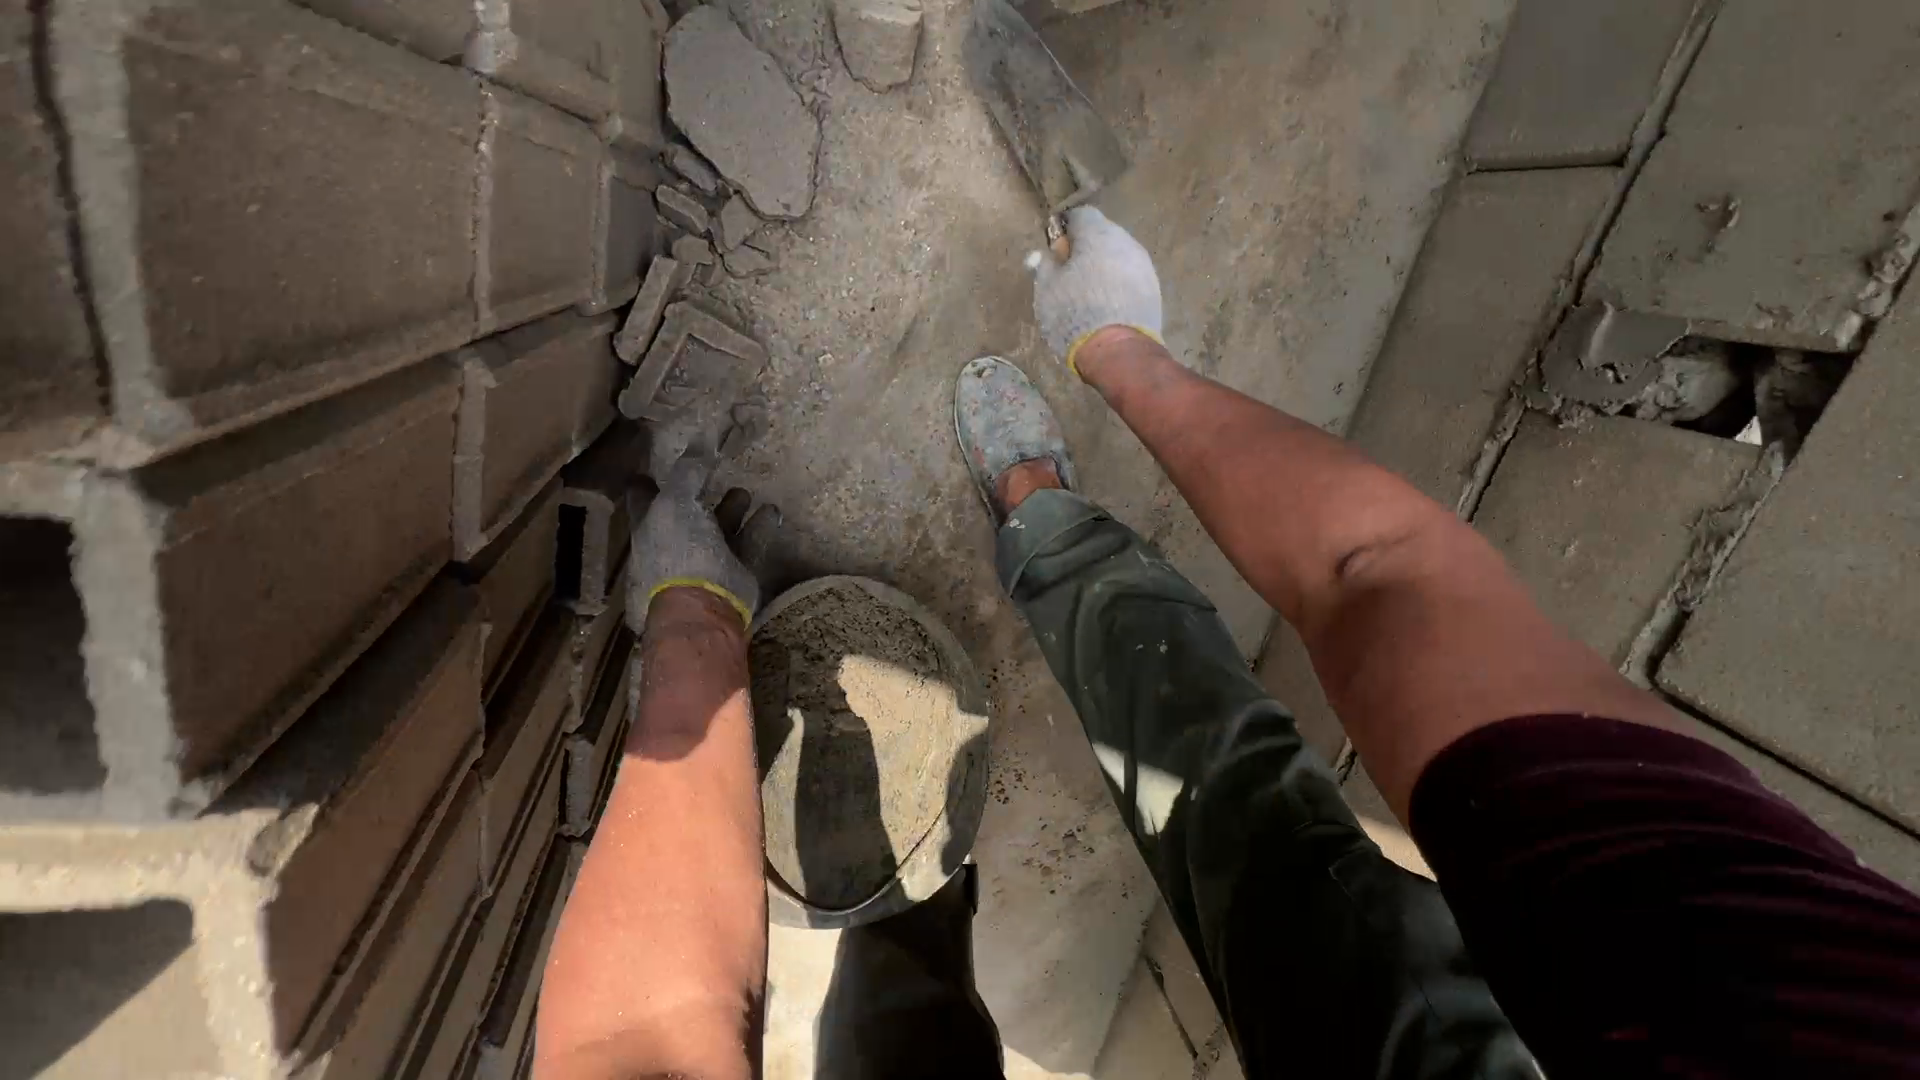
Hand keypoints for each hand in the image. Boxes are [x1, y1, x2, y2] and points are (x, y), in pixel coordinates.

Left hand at [629, 450, 762, 628]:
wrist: (703, 605)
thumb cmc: (678, 551)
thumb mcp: (676, 503)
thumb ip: (688, 472)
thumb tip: (700, 440)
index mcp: (651, 526)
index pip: (644, 497)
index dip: (650, 480)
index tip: (658, 463)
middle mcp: (675, 542)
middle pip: (687, 512)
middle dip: (700, 492)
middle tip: (714, 471)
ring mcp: (705, 560)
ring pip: (721, 528)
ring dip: (733, 509)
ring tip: (746, 491)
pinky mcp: (734, 572)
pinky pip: (749, 544)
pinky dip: (760, 527)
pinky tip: (772, 511)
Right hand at [1028, 206, 1164, 377]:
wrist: (1117, 351)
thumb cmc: (1075, 314)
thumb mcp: (1047, 288)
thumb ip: (1047, 264)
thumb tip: (1052, 254)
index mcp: (1098, 233)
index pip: (1080, 215)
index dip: (1065, 231)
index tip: (1056, 253)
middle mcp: (1126, 241)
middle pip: (1102, 235)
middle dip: (1086, 251)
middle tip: (1070, 278)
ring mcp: (1144, 265)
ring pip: (1118, 258)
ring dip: (1103, 270)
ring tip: (1089, 297)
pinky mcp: (1153, 289)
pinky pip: (1129, 279)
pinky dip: (1117, 287)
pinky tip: (1107, 309)